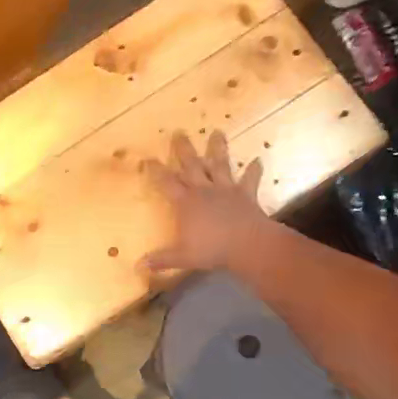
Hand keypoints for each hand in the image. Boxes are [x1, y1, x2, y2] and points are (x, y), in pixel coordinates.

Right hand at [142, 130, 273, 273]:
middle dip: (184, 149)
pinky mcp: (246, 194)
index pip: (166, 183)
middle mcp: (204, 190)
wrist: (248, 245)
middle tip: (179, 132)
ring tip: (218, 131)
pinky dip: (254, 170)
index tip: (147, 159)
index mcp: (186, 202)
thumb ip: (162, 259)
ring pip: (220, 165)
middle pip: (192, 165)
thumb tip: (138, 266)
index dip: (156, 171)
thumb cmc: (212, 250)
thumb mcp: (183, 257)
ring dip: (218, 148)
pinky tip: (259, 159)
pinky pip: (250, 180)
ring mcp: (226, 190)